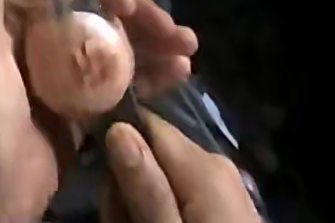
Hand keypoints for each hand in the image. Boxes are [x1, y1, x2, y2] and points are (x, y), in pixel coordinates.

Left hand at [5, 0, 198, 95]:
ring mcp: (69, 75)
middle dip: (140, 18)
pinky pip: (122, 85)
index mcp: (22, 17)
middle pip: (100, 17)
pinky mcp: (86, 110)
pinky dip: (150, 77)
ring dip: (154, 45)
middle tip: (177, 29)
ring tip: (189, 48)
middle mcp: (47, 39)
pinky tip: (180, 74)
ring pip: (117, 48)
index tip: (129, 4)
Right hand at [102, 110, 259, 222]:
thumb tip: (117, 127)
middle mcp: (218, 165)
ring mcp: (228, 190)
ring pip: (164, 178)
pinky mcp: (229, 213)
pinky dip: (166, 217)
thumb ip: (146, 189)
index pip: (143, 122)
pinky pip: (185, 200)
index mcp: (205, 165)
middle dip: (130, 187)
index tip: (105, 186)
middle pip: (152, 152)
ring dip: (144, 207)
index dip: (117, 146)